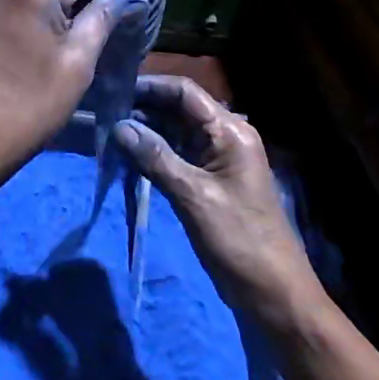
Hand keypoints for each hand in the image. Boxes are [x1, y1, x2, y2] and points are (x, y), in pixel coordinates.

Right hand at [115, 76, 317, 317]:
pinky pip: (178, 154)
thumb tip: (119, 127)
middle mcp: (225, 135)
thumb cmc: (238, 240)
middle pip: (179, 108)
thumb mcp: (193, 196)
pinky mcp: (210, 179)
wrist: (273, 293)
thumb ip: (155, 158)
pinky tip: (127, 154)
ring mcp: (218, 158)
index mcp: (230, 131)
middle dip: (143, 108)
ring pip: (175, 131)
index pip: (185, 92)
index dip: (149, 86)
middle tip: (104, 110)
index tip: (115, 89)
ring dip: (145, 130)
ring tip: (109, 130)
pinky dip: (154, 152)